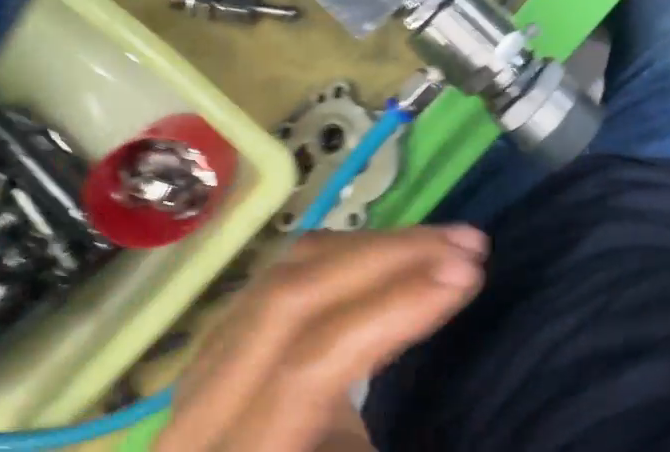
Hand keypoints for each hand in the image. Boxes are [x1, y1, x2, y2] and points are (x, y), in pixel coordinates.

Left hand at [158, 226, 486, 451]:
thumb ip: (378, 427)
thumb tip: (454, 372)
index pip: (310, 367)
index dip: (393, 311)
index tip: (469, 276)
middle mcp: (199, 408)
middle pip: (292, 299)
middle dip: (392, 258)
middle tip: (470, 245)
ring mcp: (203, 369)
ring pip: (290, 272)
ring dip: (382, 247)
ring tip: (452, 242)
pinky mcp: (223, 346)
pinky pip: (288, 276)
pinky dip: (354, 256)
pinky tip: (404, 256)